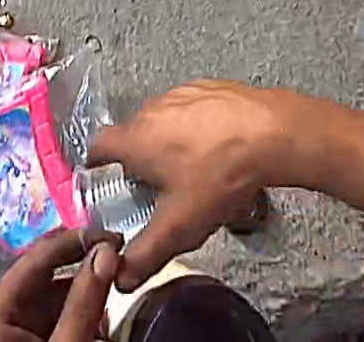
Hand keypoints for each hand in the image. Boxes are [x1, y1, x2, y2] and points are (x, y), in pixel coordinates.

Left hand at [0, 230, 122, 341]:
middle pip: (50, 271)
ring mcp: (7, 322)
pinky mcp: (20, 339)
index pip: (43, 252)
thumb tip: (107, 250)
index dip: (81, 239)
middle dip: (86, 270)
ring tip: (113, 300)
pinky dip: (78, 314)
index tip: (118, 236)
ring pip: (54, 291)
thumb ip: (85, 301)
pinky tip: (98, 325)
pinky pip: (52, 314)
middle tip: (122, 266)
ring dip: (86, 294)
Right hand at [87, 81, 312, 288]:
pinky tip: (214, 146)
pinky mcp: (207, 86)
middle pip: (132, 133)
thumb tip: (119, 276)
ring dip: (166, 140)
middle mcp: (152, 108)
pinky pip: (189, 108)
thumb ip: (145, 254)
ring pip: (161, 119)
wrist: (268, 133)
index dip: (95, 161)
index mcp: (137, 138)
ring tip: (188, 168)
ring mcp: (180, 92)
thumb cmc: (217, 176)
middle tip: (153, 186)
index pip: (98, 144)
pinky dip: (192, 125)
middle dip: (137, 157)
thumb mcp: (179, 226)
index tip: (99, 175)